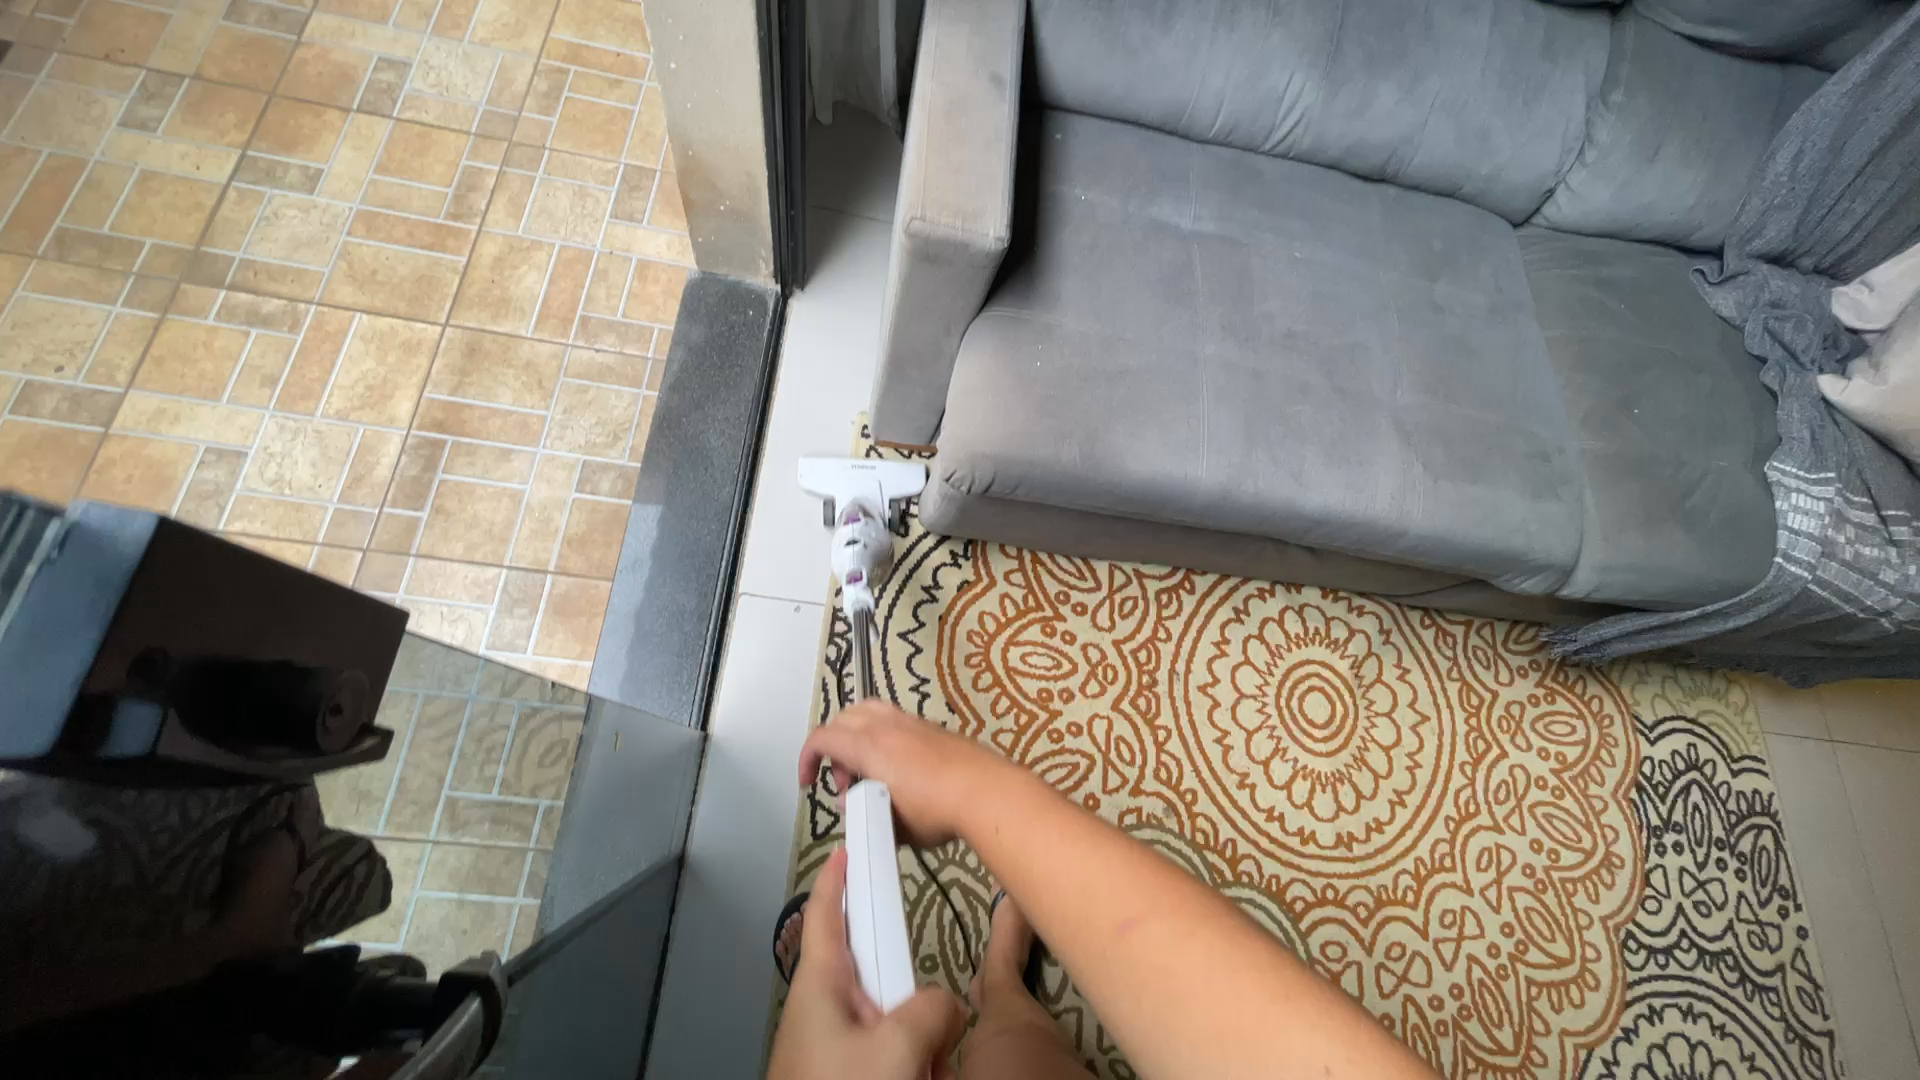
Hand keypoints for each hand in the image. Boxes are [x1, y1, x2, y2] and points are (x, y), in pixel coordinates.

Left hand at [767, 848, 966, 1079]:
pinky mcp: (849, 1077)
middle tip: (936, 1028)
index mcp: (821, 985)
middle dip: (913, 993)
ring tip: (931, 1075)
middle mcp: (826, 1010)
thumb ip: (932, 1008)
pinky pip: (890, 1056)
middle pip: (876, 971)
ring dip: (920, 1044)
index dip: (839, 874)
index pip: (828, 912)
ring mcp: (836, 1049)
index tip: (851, 841)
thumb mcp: (896, 1048)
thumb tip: (944, 1008)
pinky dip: (913, 1068)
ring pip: (892, 1020)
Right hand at [799, 702, 1015, 847]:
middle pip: (843, 719)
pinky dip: (882, 735)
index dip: (806, 758)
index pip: (823, 737)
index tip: (807, 782)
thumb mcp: (891, 824)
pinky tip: (896, 767)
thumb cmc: (936, 810)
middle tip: (844, 783)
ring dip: (857, 735)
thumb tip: (853, 805)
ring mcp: (911, 722)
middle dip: (833, 749)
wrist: (985, 792)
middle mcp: (886, 725)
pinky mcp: (931, 727)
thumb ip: (864, 813)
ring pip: (869, 711)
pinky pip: (894, 719)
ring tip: (866, 769)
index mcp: (868, 745)